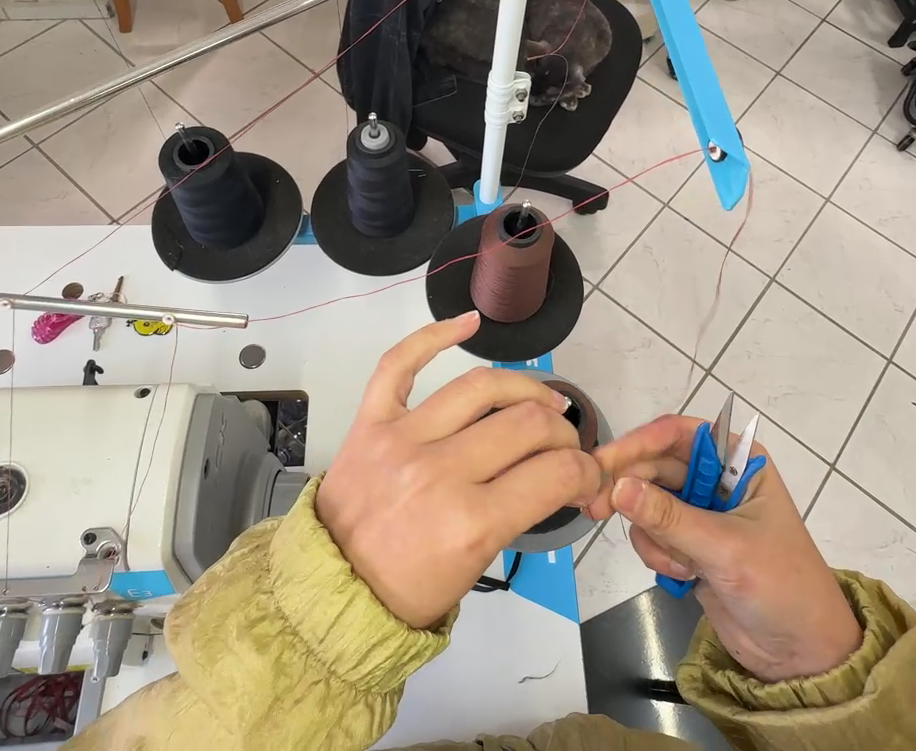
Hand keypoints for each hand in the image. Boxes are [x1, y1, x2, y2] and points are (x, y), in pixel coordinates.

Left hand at [316, 313, 605, 627]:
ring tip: (543, 399)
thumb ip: (519, 513)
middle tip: (564, 445)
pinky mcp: (370, 421)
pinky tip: (469, 322)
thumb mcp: (477, 567)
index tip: (587, 475)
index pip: (556, 473)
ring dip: (525, 388)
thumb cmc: (407, 591)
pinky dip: (433, 335)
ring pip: (480, 387)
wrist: (328, 592)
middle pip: (527, 423)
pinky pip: (399, 364)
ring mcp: (401, 438)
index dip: (586, 470)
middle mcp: (439, 472)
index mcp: (471, 523)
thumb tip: (560, 472)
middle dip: (562, 432)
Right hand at [588, 415, 863, 681]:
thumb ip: (669, 517)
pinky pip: (651, 533)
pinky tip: (683, 576)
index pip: (677, 434)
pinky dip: (657, 553)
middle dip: (629, 488)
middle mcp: (716, 478)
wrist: (802, 653)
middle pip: (654, 465)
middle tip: (595, 506)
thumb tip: (617, 487)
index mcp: (739, 461)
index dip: (638, 443)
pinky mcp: (689, 544)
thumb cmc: (780, 586)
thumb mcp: (725, 548)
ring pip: (646, 501)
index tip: (603, 462)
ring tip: (678, 565)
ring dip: (652, 532)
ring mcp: (701, 512)